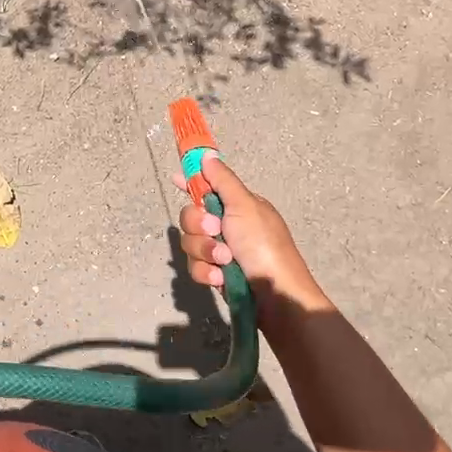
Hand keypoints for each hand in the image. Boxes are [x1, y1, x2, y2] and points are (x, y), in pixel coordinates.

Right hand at [172, 156, 318, 301]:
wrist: (277, 297)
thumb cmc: (264, 246)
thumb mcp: (245, 206)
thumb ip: (223, 180)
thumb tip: (208, 155)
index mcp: (237, 207)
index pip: (208, 187)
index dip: (190, 183)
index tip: (175, 179)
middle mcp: (227, 227)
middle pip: (190, 216)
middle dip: (198, 225)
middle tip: (215, 230)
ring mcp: (220, 251)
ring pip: (189, 242)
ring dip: (205, 251)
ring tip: (224, 262)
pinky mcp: (215, 274)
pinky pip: (195, 266)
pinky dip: (206, 272)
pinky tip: (220, 278)